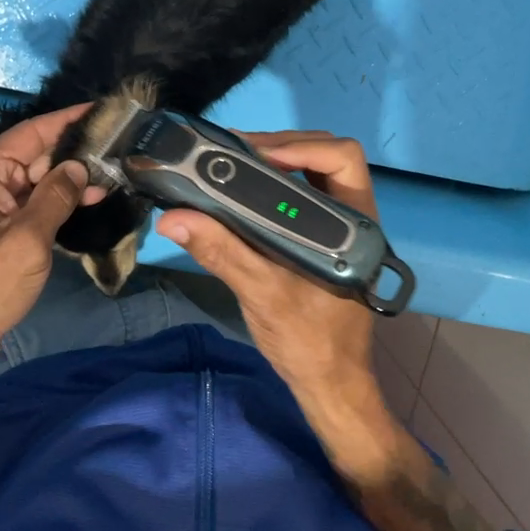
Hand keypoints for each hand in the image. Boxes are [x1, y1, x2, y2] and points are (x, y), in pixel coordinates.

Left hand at [0, 104, 106, 374]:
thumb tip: (79, 166)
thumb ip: (56, 197)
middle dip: (73, 154)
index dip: (67, 121)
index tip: (103, 111)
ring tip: (113, 179)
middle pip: (33, 157)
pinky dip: (55, 206)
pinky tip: (87, 206)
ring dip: (68, 183)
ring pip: (33, 184)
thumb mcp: (27, 240)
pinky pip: (28, 209)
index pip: (31, 133)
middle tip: (119, 151)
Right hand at [155, 131, 378, 398]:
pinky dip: (273, 184)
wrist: (328, 384)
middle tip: (235, 154)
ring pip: (313, 171)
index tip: (255, 156)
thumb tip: (173, 218)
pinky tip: (241, 190)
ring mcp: (340, 226)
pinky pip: (301, 193)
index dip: (299, 147)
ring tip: (232, 164)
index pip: (341, 158)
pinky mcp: (323, 237)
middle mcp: (354, 216)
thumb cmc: (308, 343)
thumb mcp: (262, 294)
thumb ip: (222, 251)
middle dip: (281, 146)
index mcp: (356, 225)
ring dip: (276, 161)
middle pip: (325, 154)